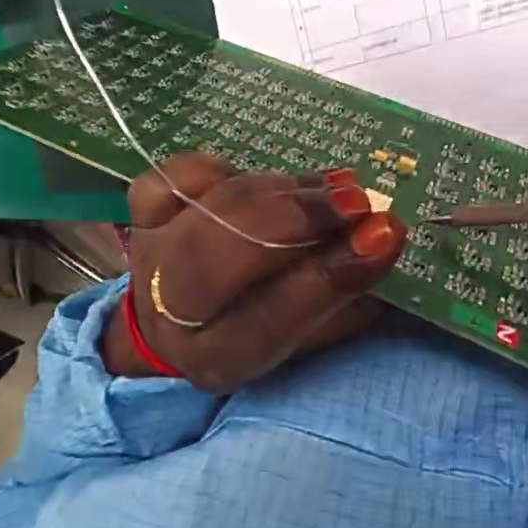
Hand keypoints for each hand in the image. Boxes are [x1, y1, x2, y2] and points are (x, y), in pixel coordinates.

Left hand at [102, 153, 406, 391]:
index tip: (385, 233)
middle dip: (297, 218)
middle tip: (358, 200)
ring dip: (282, 190)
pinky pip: (182, 174)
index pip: (268, 321)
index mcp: (215, 358)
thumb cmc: (248, 327)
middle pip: (222, 253)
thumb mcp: (297, 334)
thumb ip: (337, 297)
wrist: (169, 318)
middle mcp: (168, 309)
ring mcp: (150, 251)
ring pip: (213, 206)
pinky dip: (228, 169)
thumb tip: (382, 237)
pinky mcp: (142, 211)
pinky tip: (265, 182)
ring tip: (335, 188)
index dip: (328, 276)